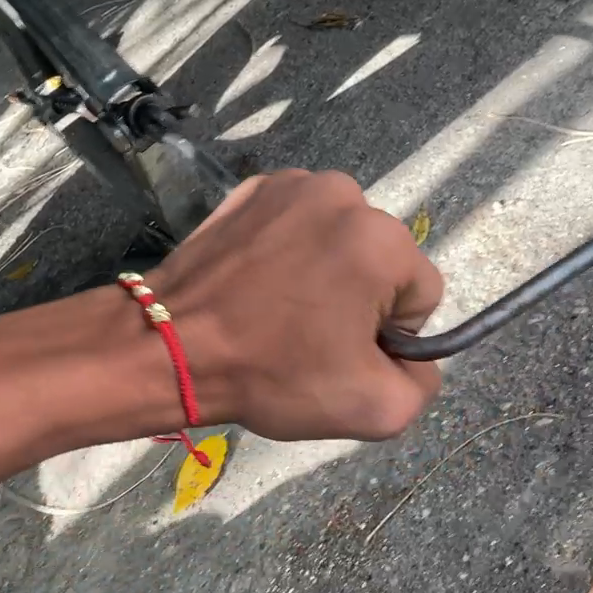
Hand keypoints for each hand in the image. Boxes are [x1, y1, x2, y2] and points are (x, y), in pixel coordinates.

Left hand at [147, 168, 443, 440]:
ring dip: (327, 271)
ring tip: (280, 310)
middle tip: (310, 336)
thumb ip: (424, 382)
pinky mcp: (252, 188)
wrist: (168, 349)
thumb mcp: (376, 409)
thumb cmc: (274, 375)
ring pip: (341, 239)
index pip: (423, 293)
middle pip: (382, 261)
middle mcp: (345, 195)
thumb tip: (416, 356)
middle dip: (360, 299)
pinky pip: (297, 224)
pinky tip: (259, 284)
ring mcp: (293, 183)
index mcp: (383, 242)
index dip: (391, 335)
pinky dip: (288, 251)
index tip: (345, 353)